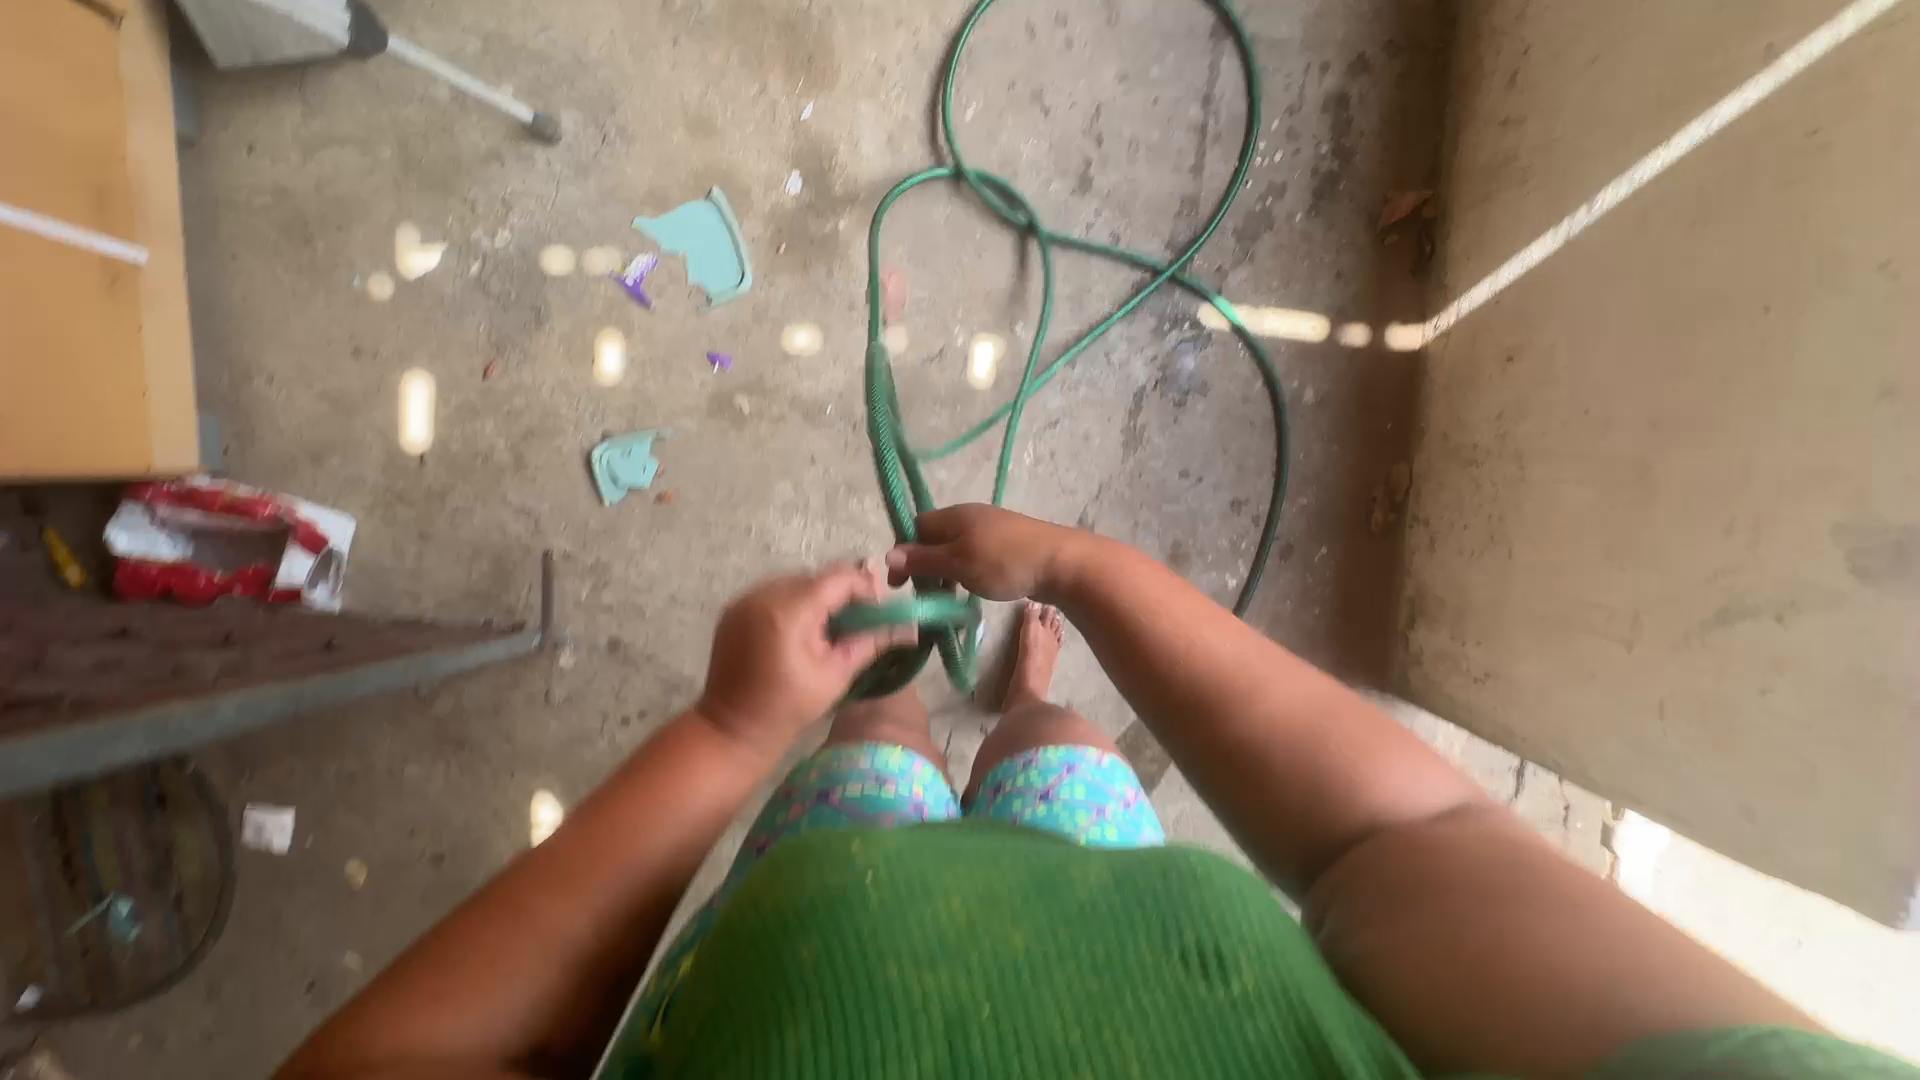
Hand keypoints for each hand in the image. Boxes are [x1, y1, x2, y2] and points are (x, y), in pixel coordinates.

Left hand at [696, 564, 902, 756]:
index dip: (865, 588)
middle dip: (842, 593)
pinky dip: (792, 602)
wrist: (732, 729)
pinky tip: (801, 630)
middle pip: (816, 576)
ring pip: (795, 581)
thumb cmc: (789, 708)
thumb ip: (872, 642)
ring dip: (817, 596)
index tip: (878, 610)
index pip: (838, 578)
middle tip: (858, 621)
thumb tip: (912, 628)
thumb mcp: (837, 675)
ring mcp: (744, 599)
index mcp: (789, 611)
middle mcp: (763, 595)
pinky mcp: (734, 608)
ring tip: (829, 627)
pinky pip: (773, 592)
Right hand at [885, 504, 1090, 601]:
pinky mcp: (1009, 546)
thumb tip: (888, 555)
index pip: (916, 527)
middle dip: (925, 565)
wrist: (1062, 563)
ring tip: (950, 596)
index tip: (901, 584)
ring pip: (956, 549)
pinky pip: (976, 557)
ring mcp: (993, 530)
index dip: (904, 553)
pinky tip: (975, 590)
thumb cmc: (1005, 562)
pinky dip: (968, 573)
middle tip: (926, 594)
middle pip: (935, 538)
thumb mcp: (958, 563)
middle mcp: (972, 517)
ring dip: (947, 572)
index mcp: (955, 515)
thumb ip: (924, 560)